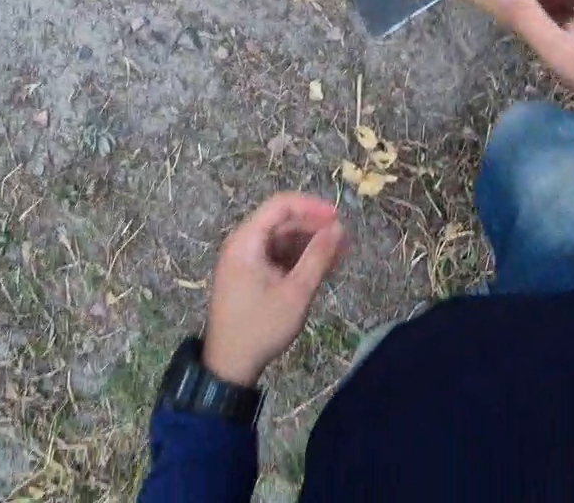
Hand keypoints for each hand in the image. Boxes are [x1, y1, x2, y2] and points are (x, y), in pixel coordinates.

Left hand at [201, 193, 348, 386]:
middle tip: (345, 240)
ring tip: (341, 254)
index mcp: (246, 240)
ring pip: (282, 239)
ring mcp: (245, 260)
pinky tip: (324, 267)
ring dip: (310, 244)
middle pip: (282, 222)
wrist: (229, 367)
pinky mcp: (250, 275)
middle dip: (315, 227)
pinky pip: (278, 256)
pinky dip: (300, 259)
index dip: (311, 206)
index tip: (337, 217)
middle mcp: (243, 243)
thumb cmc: (260, 326)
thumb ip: (318, 257)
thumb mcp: (295, 293)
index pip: (281, 206)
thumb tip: (338, 228)